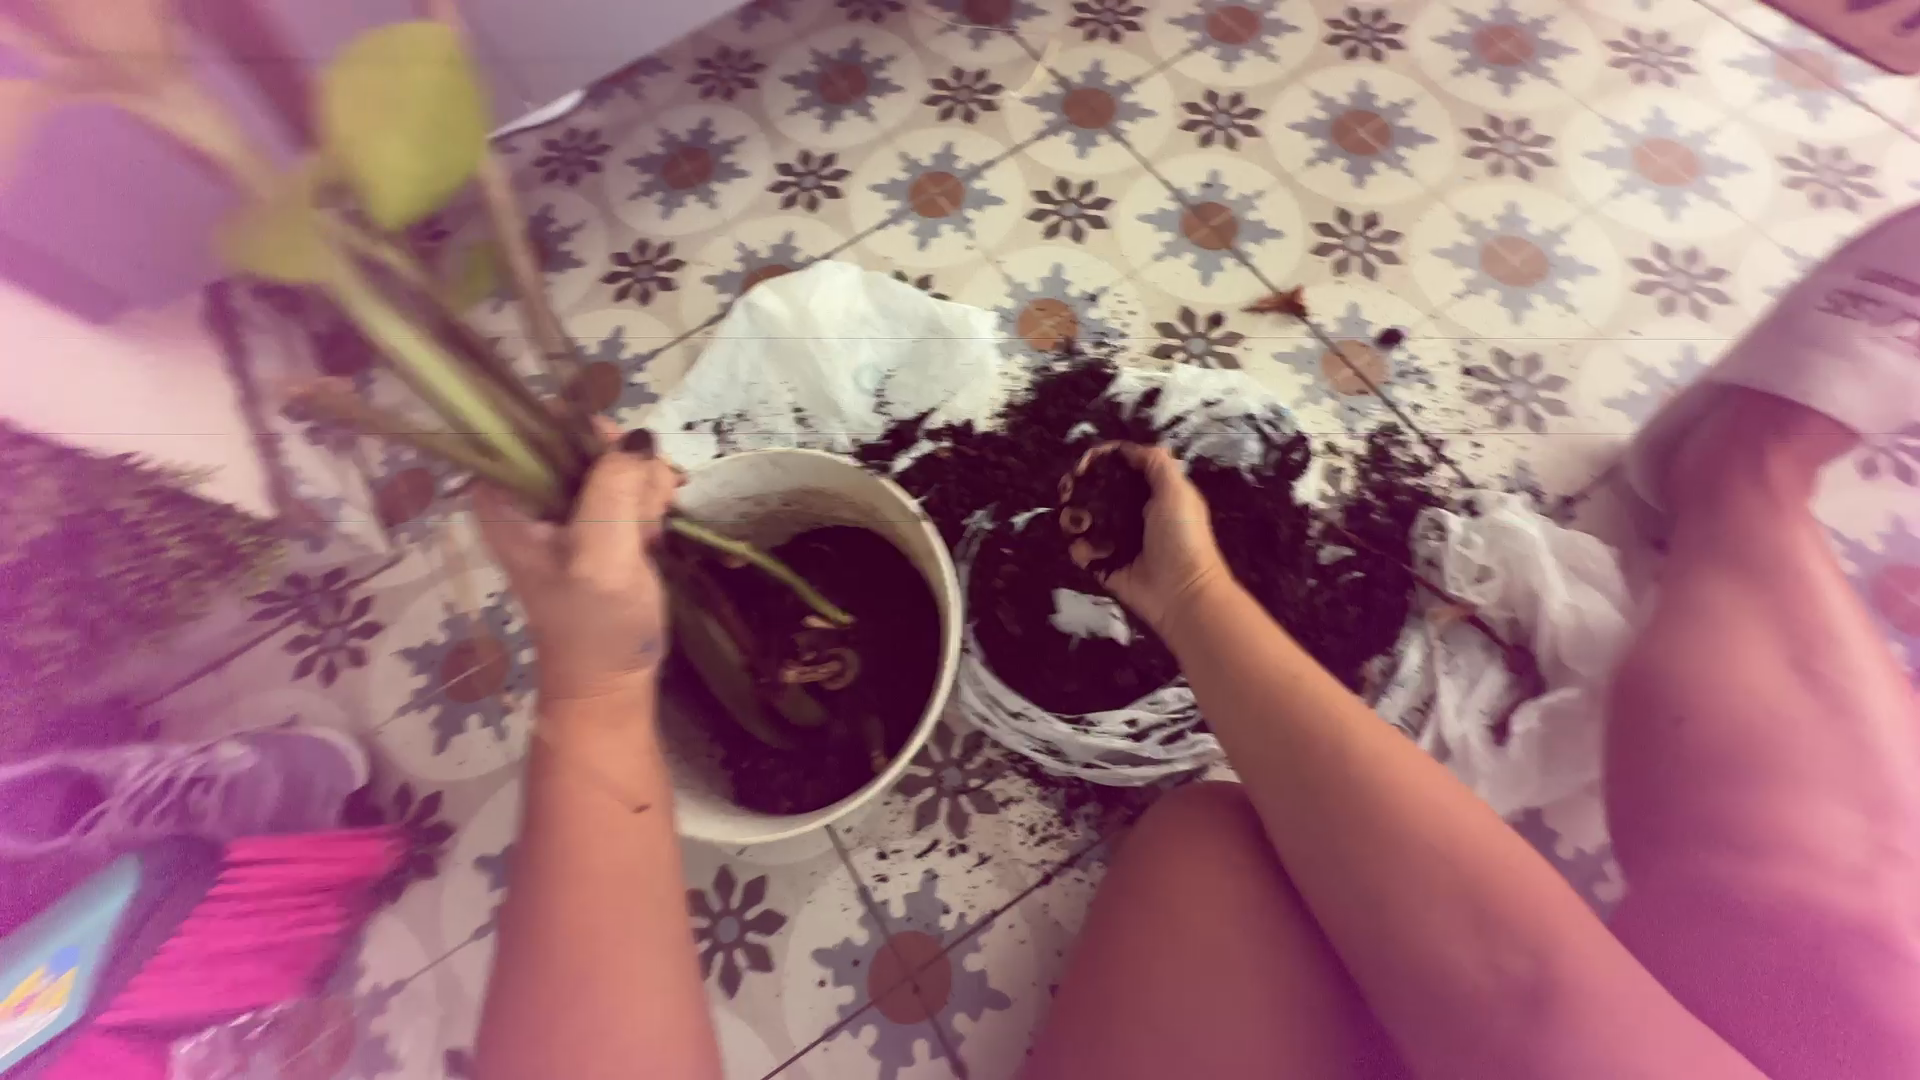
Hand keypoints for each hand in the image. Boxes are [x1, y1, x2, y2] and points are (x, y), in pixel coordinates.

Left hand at [474, 432, 680, 709]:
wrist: (612, 681)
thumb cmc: (597, 626)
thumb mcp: (603, 555)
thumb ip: (615, 491)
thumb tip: (640, 437)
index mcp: (504, 494)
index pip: (545, 426)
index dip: (593, 439)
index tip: (625, 475)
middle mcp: (531, 493)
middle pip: (591, 440)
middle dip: (629, 472)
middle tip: (641, 521)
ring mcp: (568, 507)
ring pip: (620, 462)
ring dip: (647, 493)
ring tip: (648, 539)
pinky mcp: (599, 523)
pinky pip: (632, 487)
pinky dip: (652, 505)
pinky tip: (654, 538)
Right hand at [1067, 442, 1230, 637]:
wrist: (1181, 592)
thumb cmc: (1182, 537)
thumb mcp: (1177, 491)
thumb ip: (1154, 463)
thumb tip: (1126, 449)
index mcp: (1149, 492)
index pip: (1117, 468)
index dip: (1098, 461)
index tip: (1084, 465)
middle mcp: (1129, 512)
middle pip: (1093, 491)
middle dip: (1076, 487)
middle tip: (1068, 491)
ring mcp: (1115, 539)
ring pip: (1081, 518)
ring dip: (1073, 516)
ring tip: (1078, 522)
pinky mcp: (1103, 564)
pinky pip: (1081, 549)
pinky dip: (1081, 548)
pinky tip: (1090, 552)